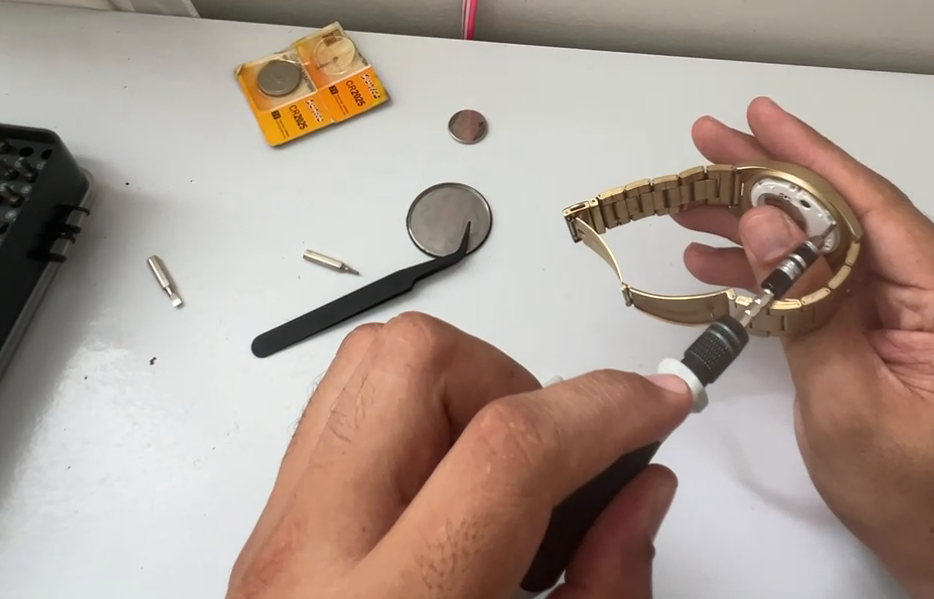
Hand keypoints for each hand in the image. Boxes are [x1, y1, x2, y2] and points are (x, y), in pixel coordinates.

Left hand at [229, 314, 692, 598]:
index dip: (604, 409)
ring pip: (375, 358)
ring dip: (464, 384)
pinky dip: (420, 402)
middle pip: (416, 365)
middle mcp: (311, 552)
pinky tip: (451, 474)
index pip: (506, 452)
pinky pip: (349, 395)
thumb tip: (645, 483)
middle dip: (514, 382)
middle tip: (552, 460)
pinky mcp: (272, 514)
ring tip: (498, 470)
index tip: (661, 400)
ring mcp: (277, 524)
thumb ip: (607, 588)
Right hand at [680, 99, 933, 598]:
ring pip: (823, 241)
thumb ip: (806, 303)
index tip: (760, 115)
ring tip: (690, 202)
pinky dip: (768, 270)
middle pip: (842, 213)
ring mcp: (907, 304)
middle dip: (771, 176)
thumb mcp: (845, 399)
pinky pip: (820, 280)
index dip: (811, 156)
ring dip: (757, 222)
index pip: (872, 206)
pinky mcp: (880, 321)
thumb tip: (766, 218)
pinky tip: (713, 260)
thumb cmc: (906, 491)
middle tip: (707, 142)